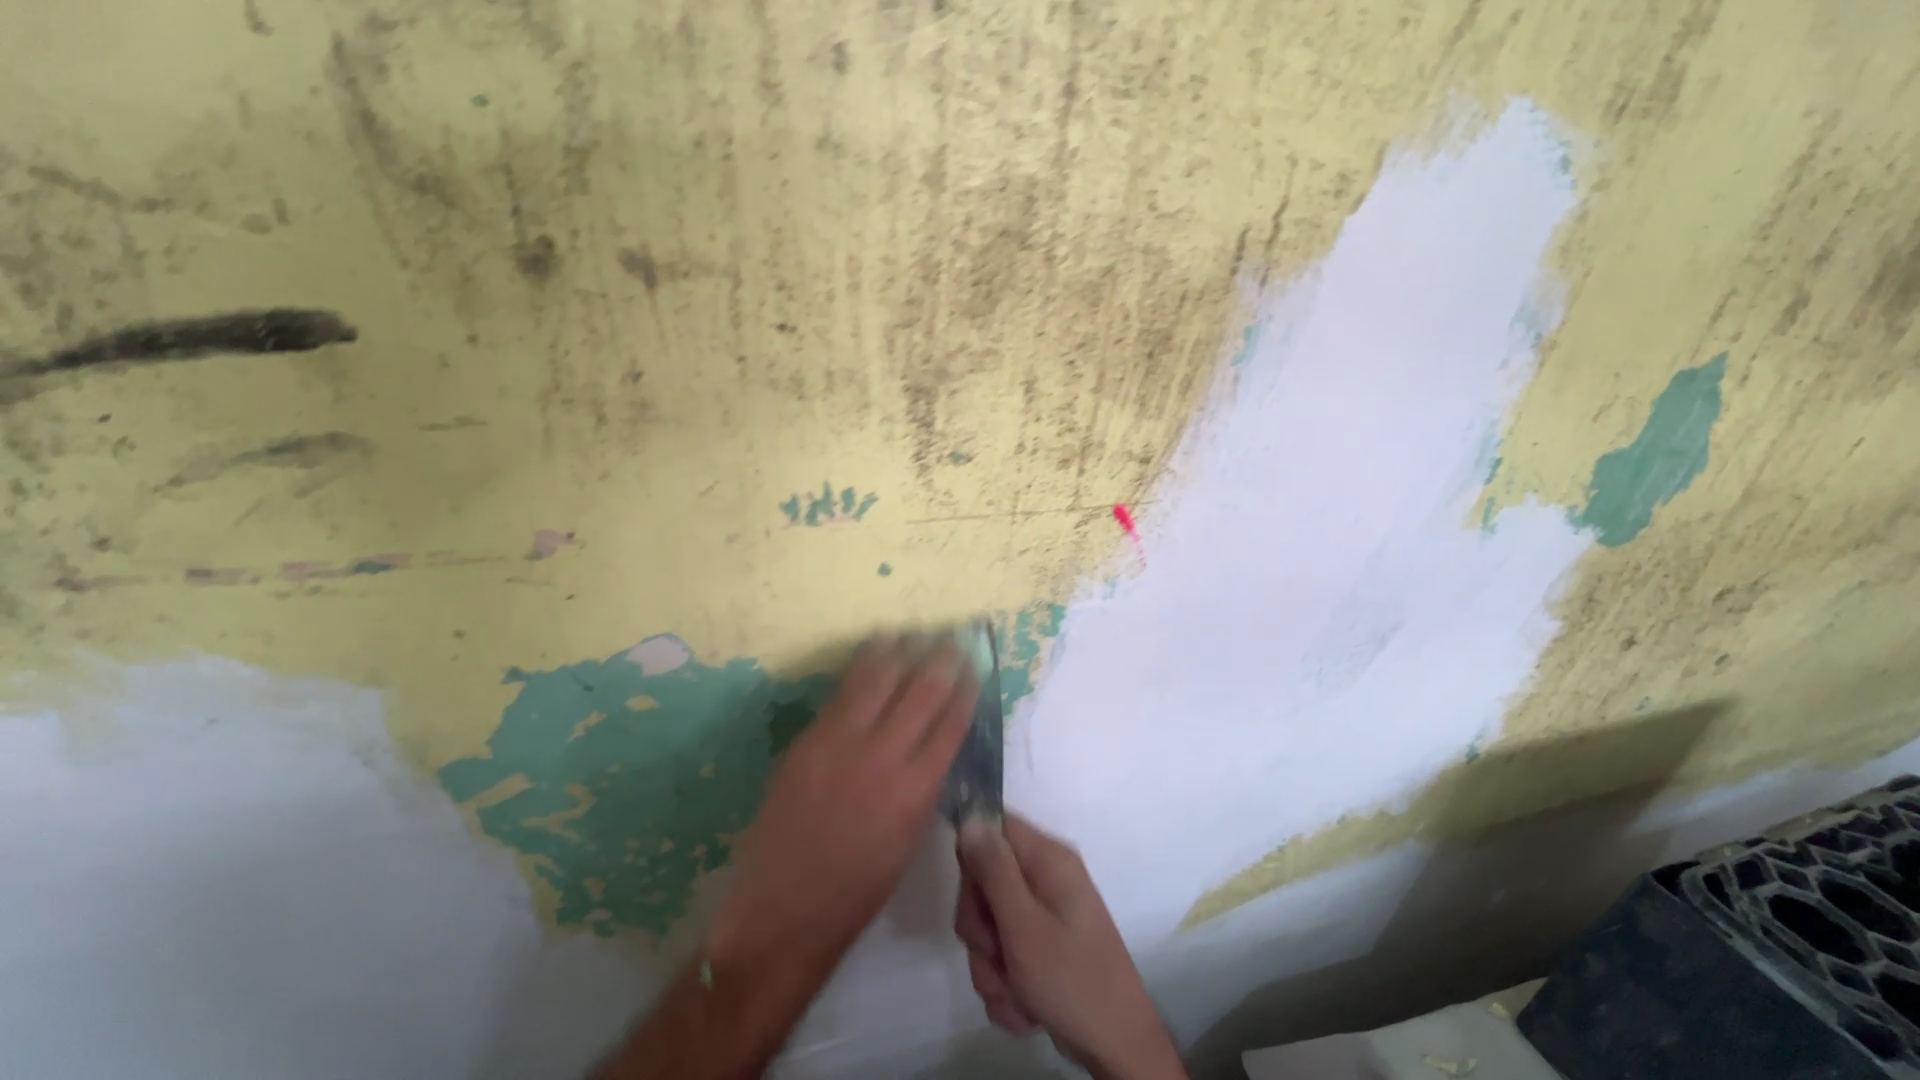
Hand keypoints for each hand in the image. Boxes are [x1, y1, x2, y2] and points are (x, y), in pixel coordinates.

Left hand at [710, 637, 977, 961]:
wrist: (785, 908)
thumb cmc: (856, 888)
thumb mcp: (908, 839)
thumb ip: (923, 787)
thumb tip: (933, 747)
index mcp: (916, 790)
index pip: (951, 723)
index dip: (966, 689)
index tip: (975, 665)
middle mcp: (883, 757)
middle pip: (920, 692)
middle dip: (940, 659)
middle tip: (951, 637)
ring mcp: (839, 744)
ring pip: (875, 681)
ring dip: (897, 652)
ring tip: (911, 631)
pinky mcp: (807, 741)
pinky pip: (839, 695)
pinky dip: (859, 669)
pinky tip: (869, 654)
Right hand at [955, 816, 1186, 1079]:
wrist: (1113, 1043)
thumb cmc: (1070, 978)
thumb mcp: (1023, 923)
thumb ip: (993, 869)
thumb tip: (971, 816)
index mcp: (1047, 859)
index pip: (991, 828)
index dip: (972, 861)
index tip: (976, 898)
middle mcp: (1045, 879)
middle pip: (982, 883)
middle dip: (981, 928)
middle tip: (998, 952)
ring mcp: (1043, 915)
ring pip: (988, 926)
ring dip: (992, 965)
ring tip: (1017, 989)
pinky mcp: (1040, 947)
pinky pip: (1002, 955)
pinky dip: (1005, 983)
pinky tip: (1025, 1003)